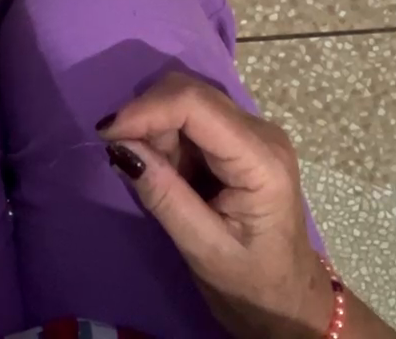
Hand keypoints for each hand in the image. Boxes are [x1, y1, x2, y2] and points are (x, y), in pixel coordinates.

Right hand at [101, 73, 347, 338]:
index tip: (106, 133)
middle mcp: (260, 130)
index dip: (146, 109)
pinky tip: (167, 167)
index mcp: (262, 159)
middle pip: (189, 93)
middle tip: (128, 158)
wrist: (288, 302)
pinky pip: (189, 114)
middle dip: (148, 117)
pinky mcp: (238, 134)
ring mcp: (251, 129)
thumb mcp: (203, 249)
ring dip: (155, 126)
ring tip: (153, 171)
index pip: (195, 105)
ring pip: (185, 98)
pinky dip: (165, 133)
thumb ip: (163, 195)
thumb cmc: (253, 284)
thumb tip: (119, 146)